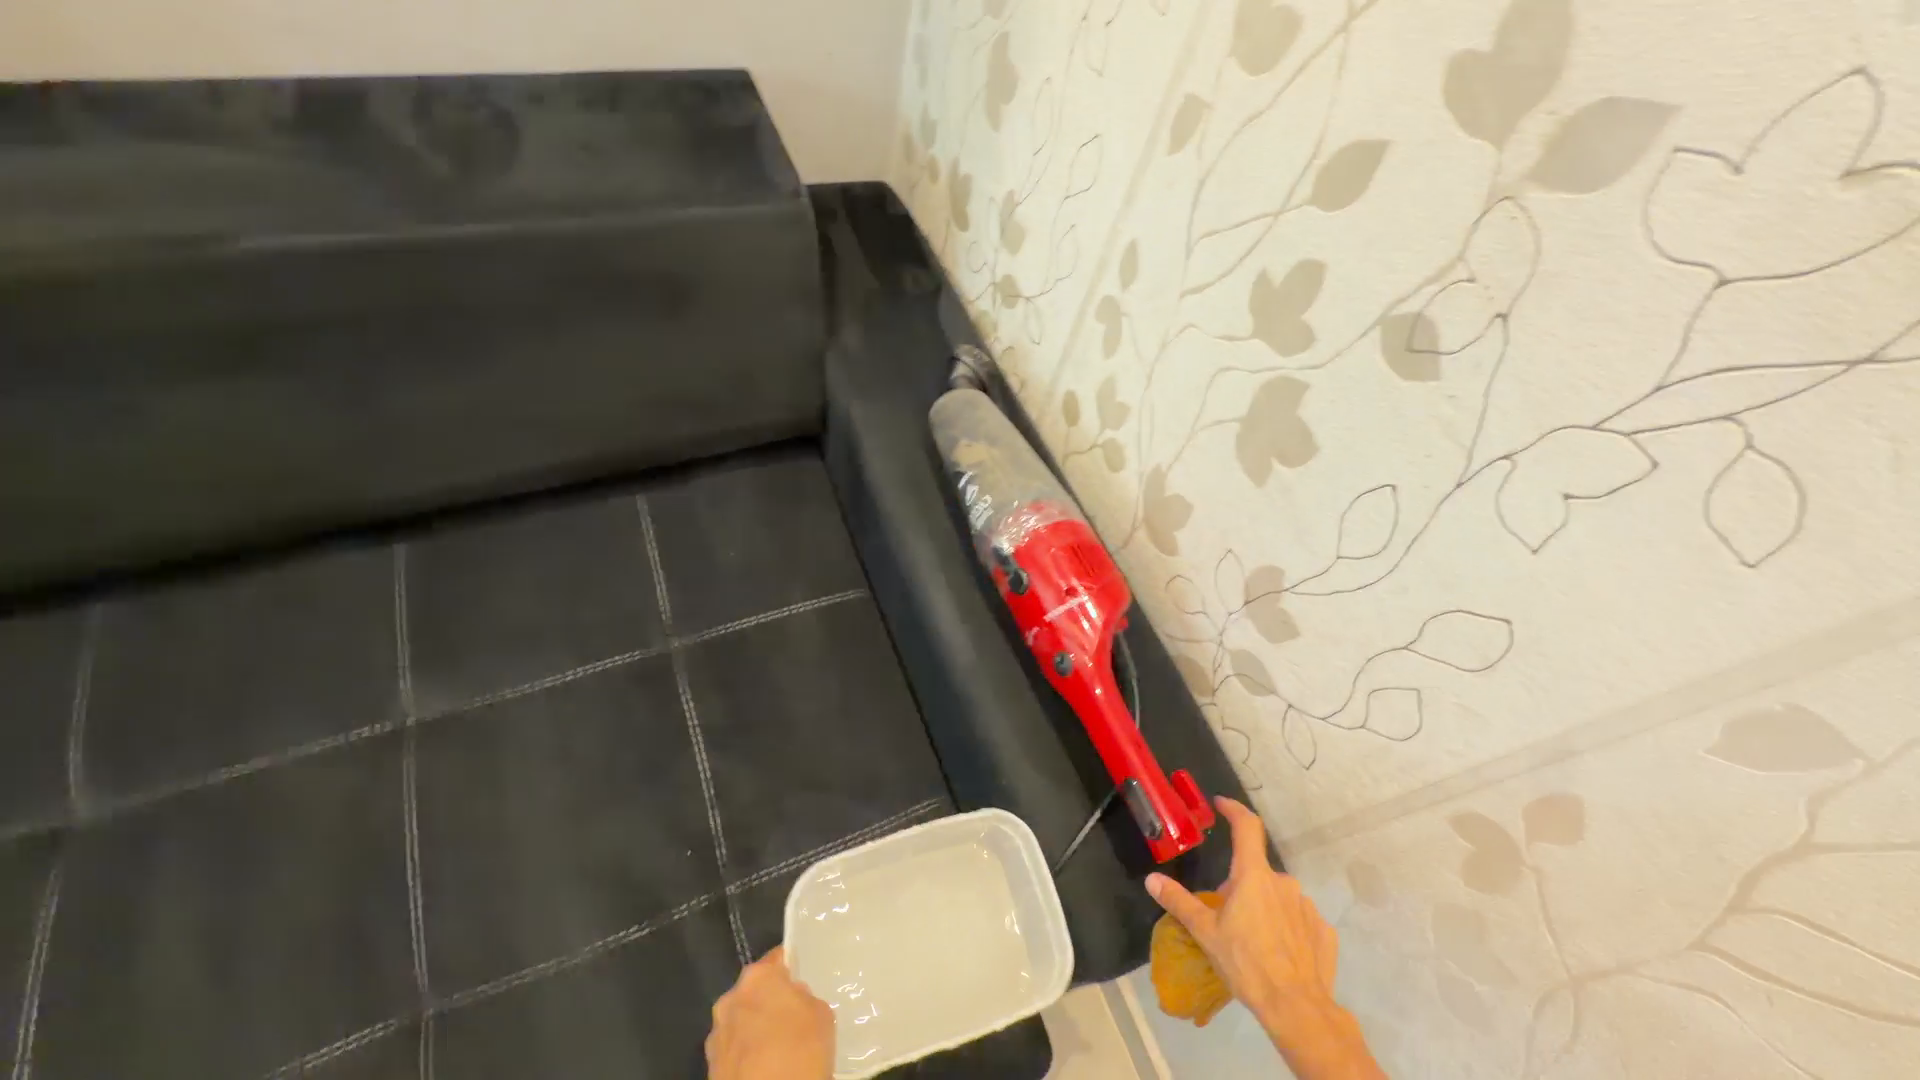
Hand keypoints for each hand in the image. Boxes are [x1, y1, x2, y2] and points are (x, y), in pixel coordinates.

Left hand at [705, 947, 834, 1079]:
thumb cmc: (800, 1051)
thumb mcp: (822, 1015)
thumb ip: (804, 998)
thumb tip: (792, 999)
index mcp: (758, 977)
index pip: (777, 958)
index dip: (790, 967)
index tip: (801, 979)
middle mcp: (730, 998)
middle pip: (755, 991)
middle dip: (771, 1001)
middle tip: (793, 1018)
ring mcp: (716, 1033)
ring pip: (741, 1021)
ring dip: (755, 1028)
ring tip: (779, 1048)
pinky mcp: (710, 1064)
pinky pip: (734, 1049)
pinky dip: (746, 1054)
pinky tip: (765, 1067)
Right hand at [1147, 797, 1383, 1079]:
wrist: (1297, 1006)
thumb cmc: (1246, 963)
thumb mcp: (1205, 932)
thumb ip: (1179, 901)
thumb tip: (1152, 879)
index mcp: (1253, 876)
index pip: (1247, 827)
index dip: (1234, 810)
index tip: (1221, 804)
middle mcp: (1283, 882)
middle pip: (1256, 872)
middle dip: (1241, 886)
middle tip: (1226, 916)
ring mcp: (1307, 906)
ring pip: (1278, 896)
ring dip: (1263, 907)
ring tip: (1252, 940)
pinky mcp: (1323, 930)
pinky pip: (1297, 919)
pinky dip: (1285, 927)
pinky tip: (1278, 953)